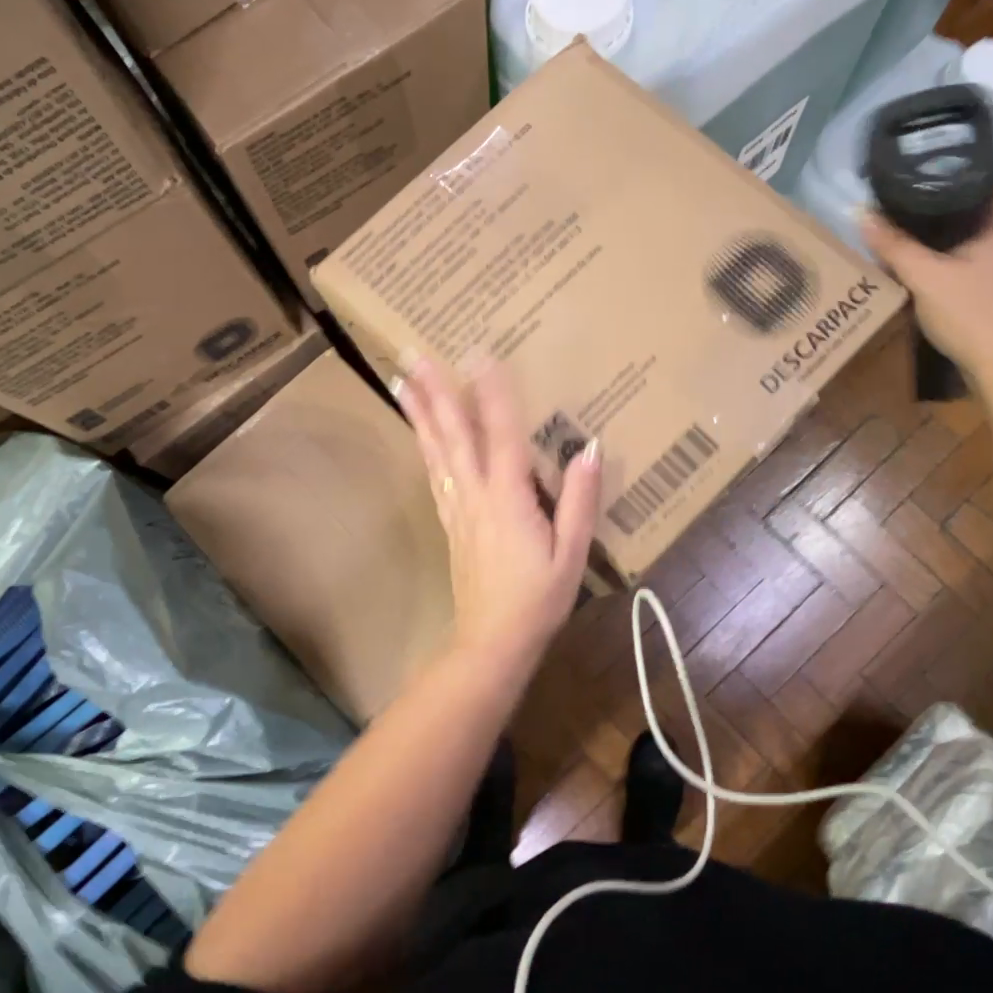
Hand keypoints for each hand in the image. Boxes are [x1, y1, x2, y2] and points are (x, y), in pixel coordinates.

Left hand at [393, 356, 602, 665]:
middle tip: (412, 352)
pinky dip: (425, 447)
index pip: (500, 433)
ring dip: (420, 413)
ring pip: (435, 451)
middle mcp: (475, 495)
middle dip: (435, 391)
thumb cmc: (539, 599)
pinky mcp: (450, 523)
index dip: (491, 391)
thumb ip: (580, 501)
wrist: (493, 641)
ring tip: (402, 380)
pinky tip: (420, 435)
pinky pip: (435, 474)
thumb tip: (591, 448)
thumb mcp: (573, 553)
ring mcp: (457, 508)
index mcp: (508, 498)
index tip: (479, 351)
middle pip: (452, 434)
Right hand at [862, 203, 992, 384]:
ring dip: (953, 263)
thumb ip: (893, 246)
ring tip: (917, 269)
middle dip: (941, 237)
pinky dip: (967, 284)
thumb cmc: (972, 312)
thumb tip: (860, 213)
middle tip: (904, 243)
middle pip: (975, 229)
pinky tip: (942, 296)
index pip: (973, 197)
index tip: (906, 213)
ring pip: (982, 257)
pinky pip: (990, 281)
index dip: (937, 204)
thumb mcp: (923, 277)